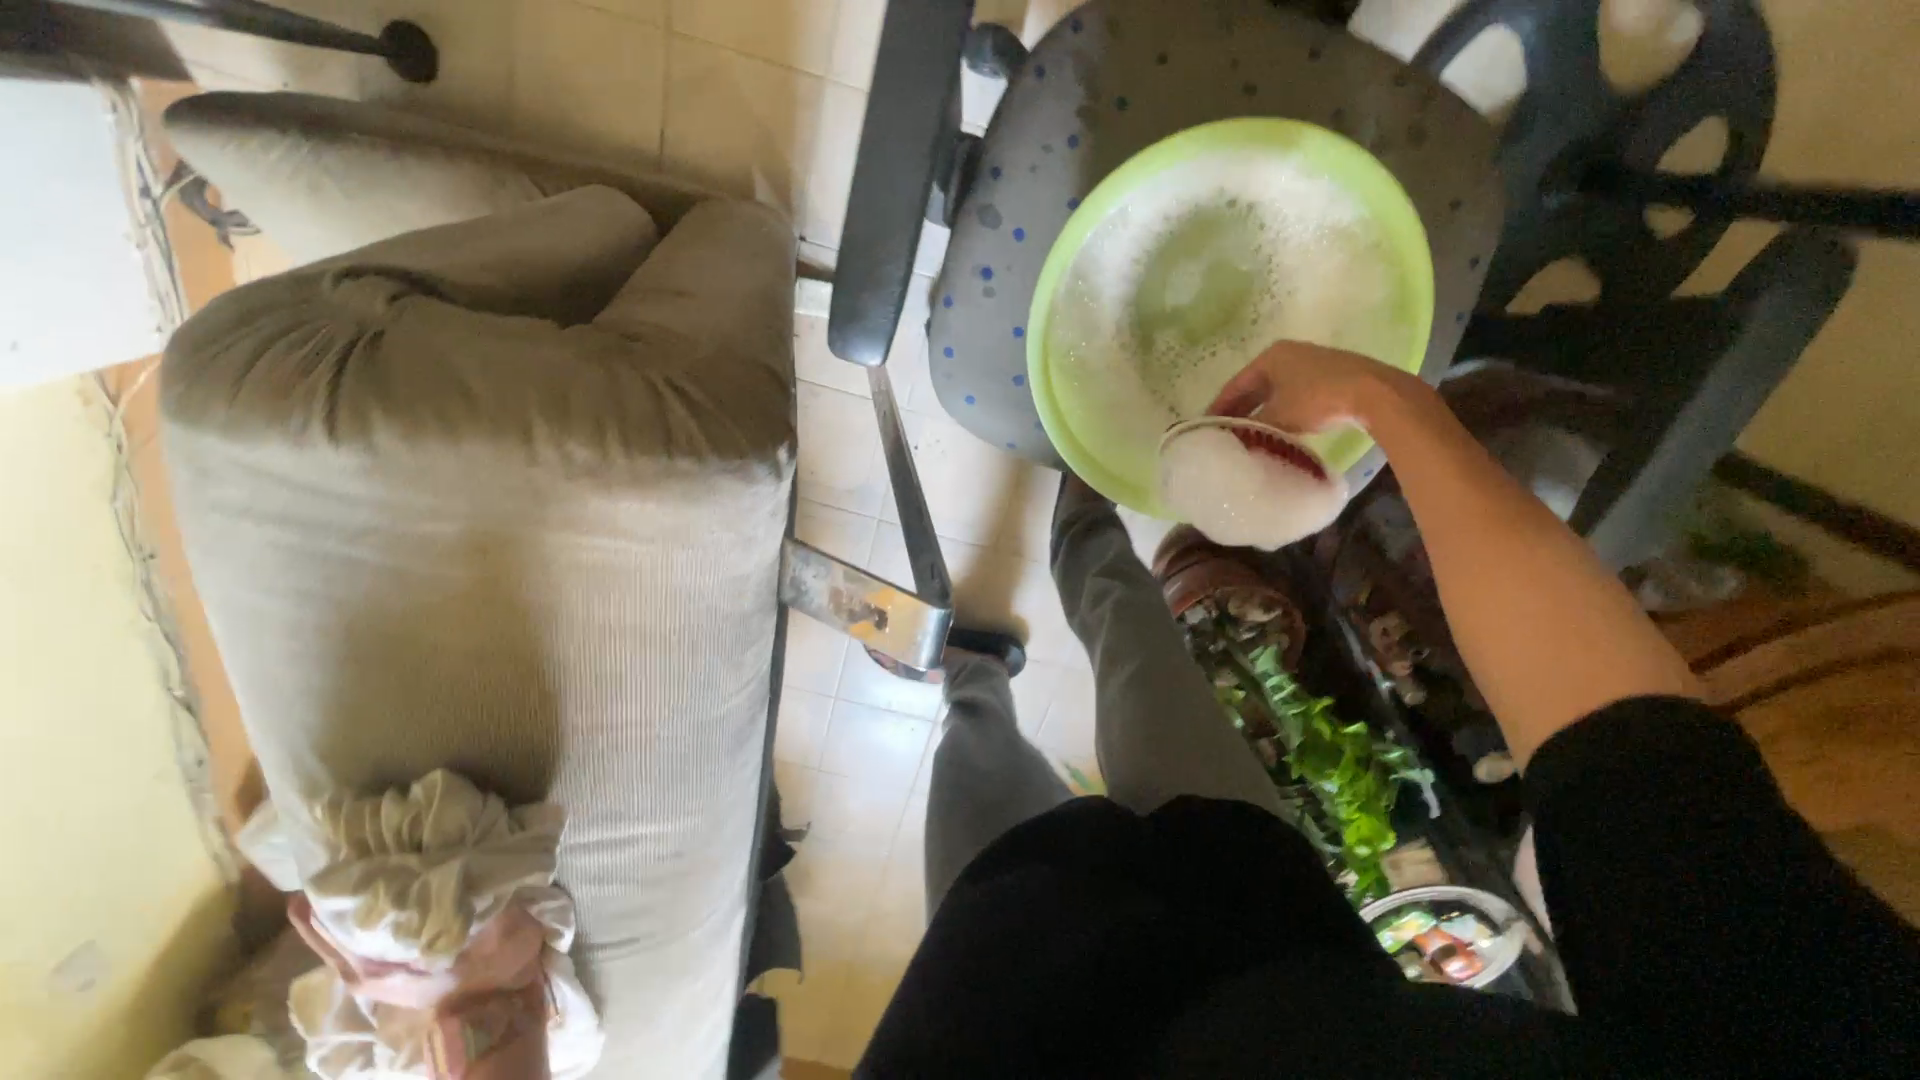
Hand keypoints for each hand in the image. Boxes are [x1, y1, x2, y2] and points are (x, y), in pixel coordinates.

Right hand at [1206, 340, 1407, 433]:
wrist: (1372, 392)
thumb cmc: (1317, 399)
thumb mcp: (1278, 417)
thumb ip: (1253, 428)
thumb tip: (1235, 440)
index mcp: (1270, 357)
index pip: (1235, 385)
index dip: (1219, 407)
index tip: (1206, 426)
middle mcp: (1287, 354)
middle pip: (1254, 386)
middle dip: (1239, 410)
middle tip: (1224, 432)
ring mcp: (1310, 363)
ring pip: (1275, 391)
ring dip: (1261, 411)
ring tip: (1248, 432)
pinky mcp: (1329, 375)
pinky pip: (1294, 394)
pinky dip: (1281, 410)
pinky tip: (1278, 426)